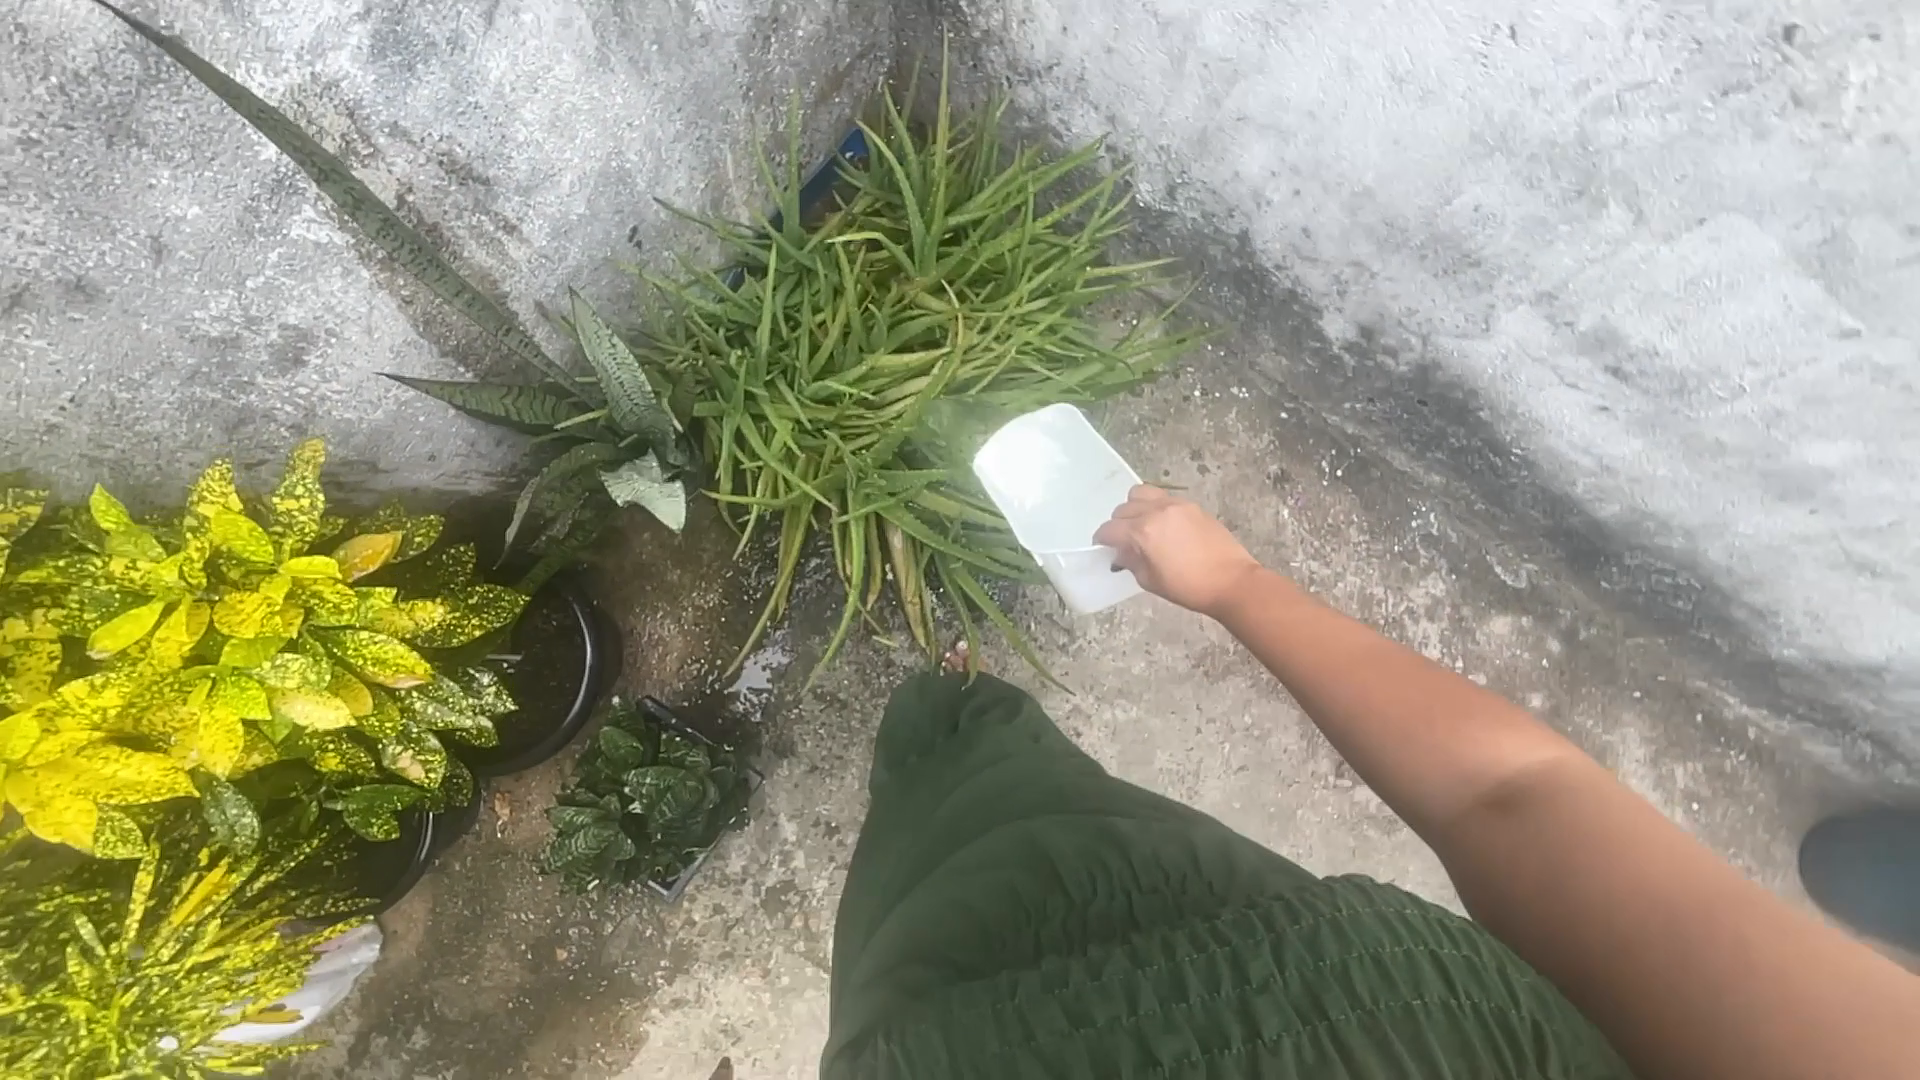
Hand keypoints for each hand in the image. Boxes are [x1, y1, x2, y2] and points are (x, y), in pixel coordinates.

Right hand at [1092, 486, 1266, 617]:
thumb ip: (1131, 561)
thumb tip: (1122, 553)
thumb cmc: (1188, 587)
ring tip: (1141, 524)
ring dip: (1134, 507)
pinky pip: (1163, 497)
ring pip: (1141, 494)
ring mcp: (1175, 505)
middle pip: (1123, 509)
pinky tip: (1163, 525)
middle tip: (1123, 541)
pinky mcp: (1192, 505)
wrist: (1231, 581)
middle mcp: (1155, 512)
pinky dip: (1155, 506)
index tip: (1103, 547)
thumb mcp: (1150, 580)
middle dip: (1118, 525)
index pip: (1109, 529)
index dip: (1101, 539)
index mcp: (1142, 532)